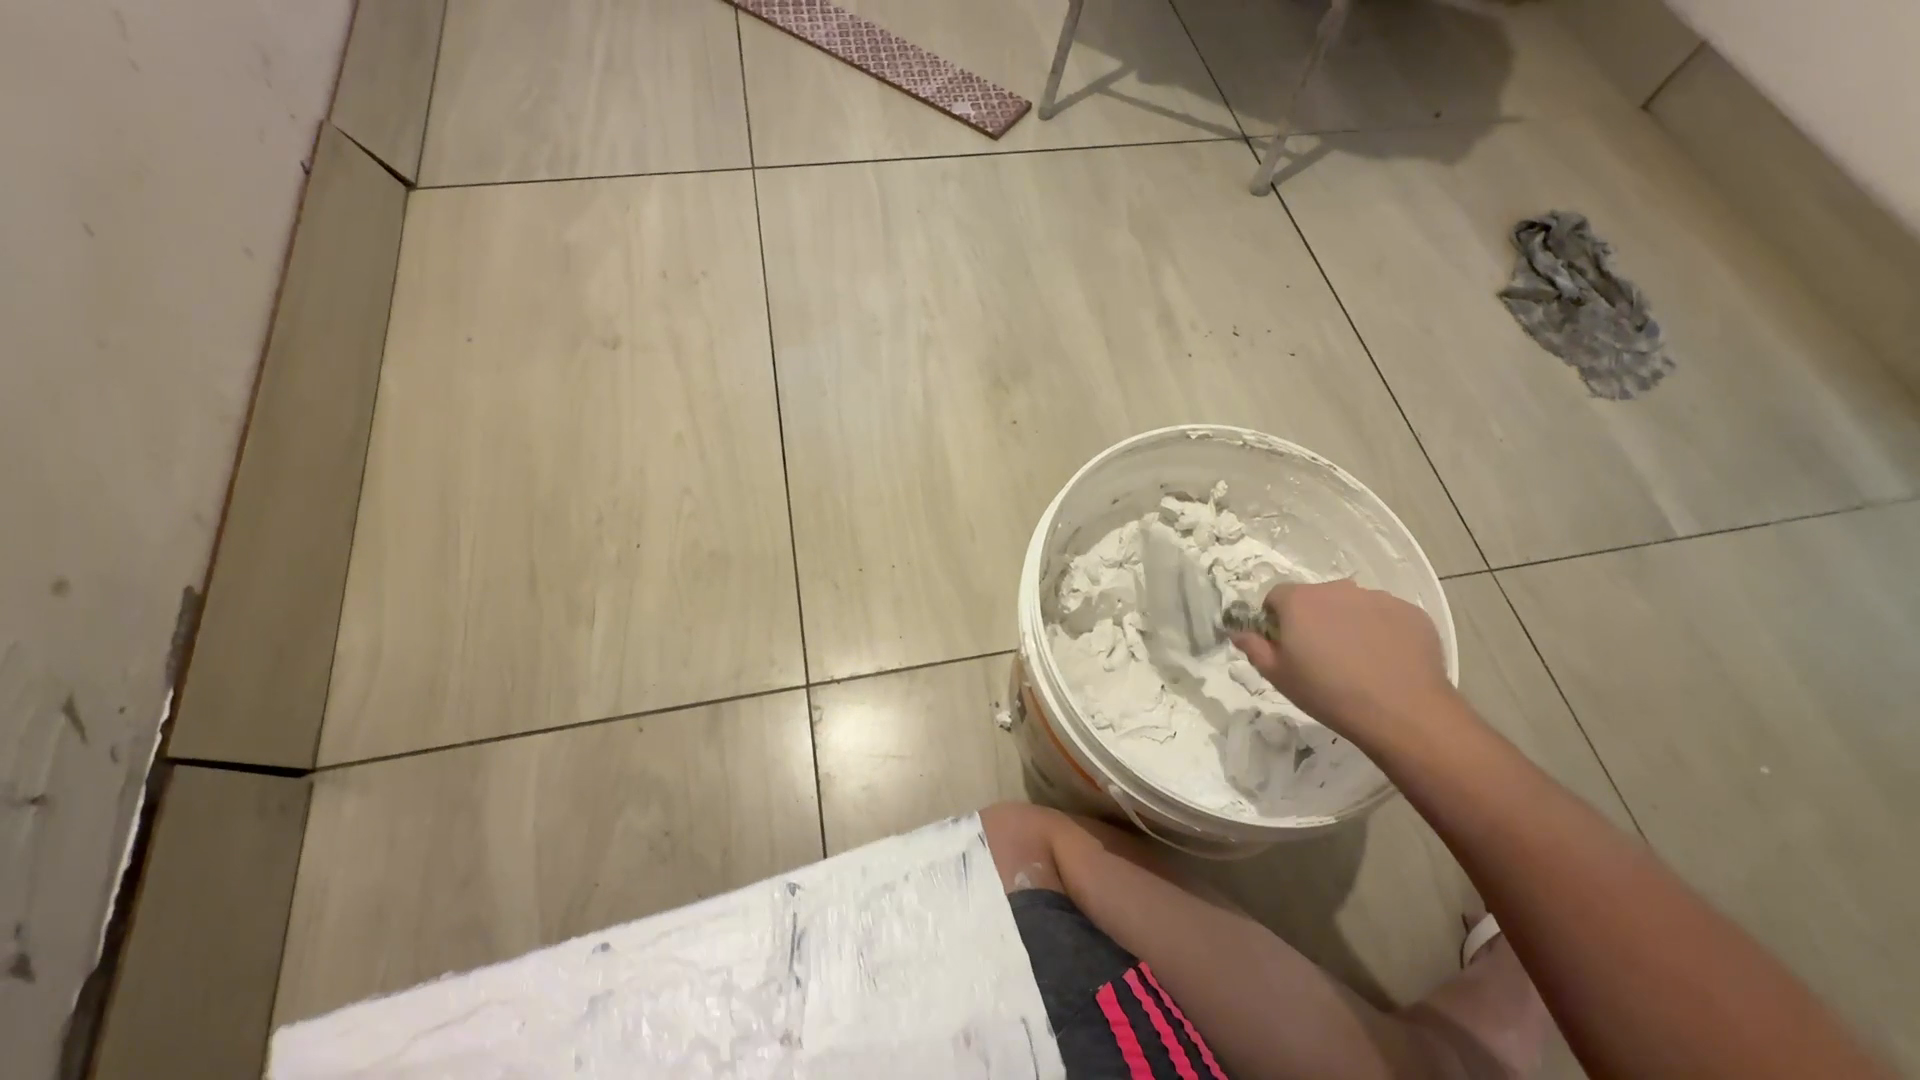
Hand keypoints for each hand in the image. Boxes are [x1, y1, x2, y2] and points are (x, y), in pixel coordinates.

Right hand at [1230, 580, 1459, 746]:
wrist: (1401, 711)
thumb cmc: (1328, 694)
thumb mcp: (1278, 677)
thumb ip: (1254, 648)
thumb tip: (1238, 632)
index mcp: (1300, 601)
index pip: (1276, 596)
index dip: (1276, 619)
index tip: (1285, 645)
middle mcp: (1338, 589)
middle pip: (1316, 598)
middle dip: (1314, 620)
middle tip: (1321, 657)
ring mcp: (1378, 598)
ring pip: (1352, 606)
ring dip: (1348, 624)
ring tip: (1357, 662)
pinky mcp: (1410, 612)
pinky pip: (1386, 617)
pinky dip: (1381, 632)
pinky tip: (1385, 662)